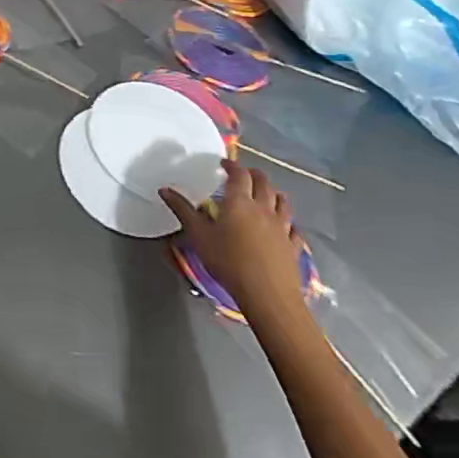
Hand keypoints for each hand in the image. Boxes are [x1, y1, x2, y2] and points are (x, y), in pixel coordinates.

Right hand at [160, 160, 304, 314]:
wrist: (267, 294)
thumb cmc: (228, 261)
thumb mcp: (199, 236)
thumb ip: (183, 211)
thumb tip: (164, 189)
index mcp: (240, 201)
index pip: (239, 174)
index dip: (232, 165)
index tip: (223, 164)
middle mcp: (264, 207)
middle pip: (263, 182)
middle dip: (253, 174)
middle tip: (244, 175)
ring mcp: (282, 226)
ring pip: (282, 201)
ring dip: (274, 193)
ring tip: (266, 195)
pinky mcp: (293, 245)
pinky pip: (294, 229)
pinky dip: (289, 223)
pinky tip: (285, 227)